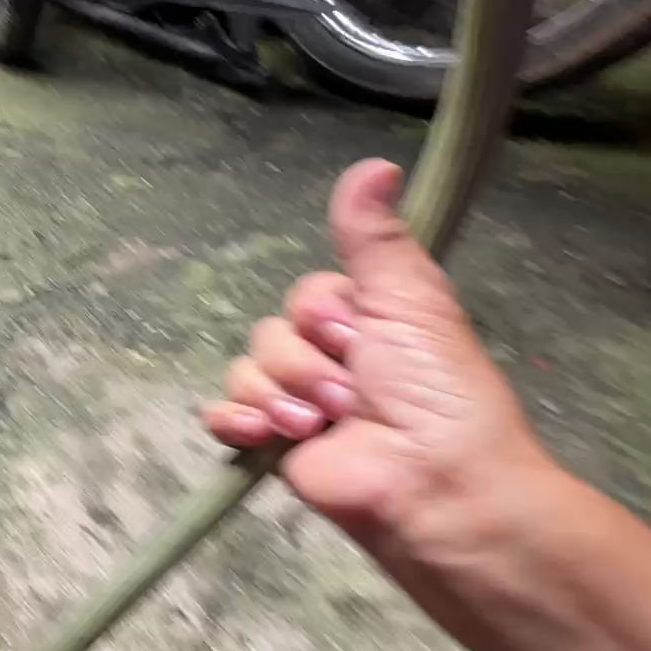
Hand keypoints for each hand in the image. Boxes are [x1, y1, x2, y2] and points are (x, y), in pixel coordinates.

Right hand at [201, 159, 556, 546]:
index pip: (303, 297)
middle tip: (348, 396)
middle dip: (304, 365)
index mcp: (357, 328)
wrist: (430, 485)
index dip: (320, 316)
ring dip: (279, 397)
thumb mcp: (410, 306)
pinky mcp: (261, 438)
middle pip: (267, 334)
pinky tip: (263, 433)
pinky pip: (216, 411)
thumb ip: (377, 242)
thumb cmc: (434, 394)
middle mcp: (320, 360)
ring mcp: (286, 401)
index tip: (357, 338)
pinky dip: (233, 419)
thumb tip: (373, 164)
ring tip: (317, 425)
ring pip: (243, 371)